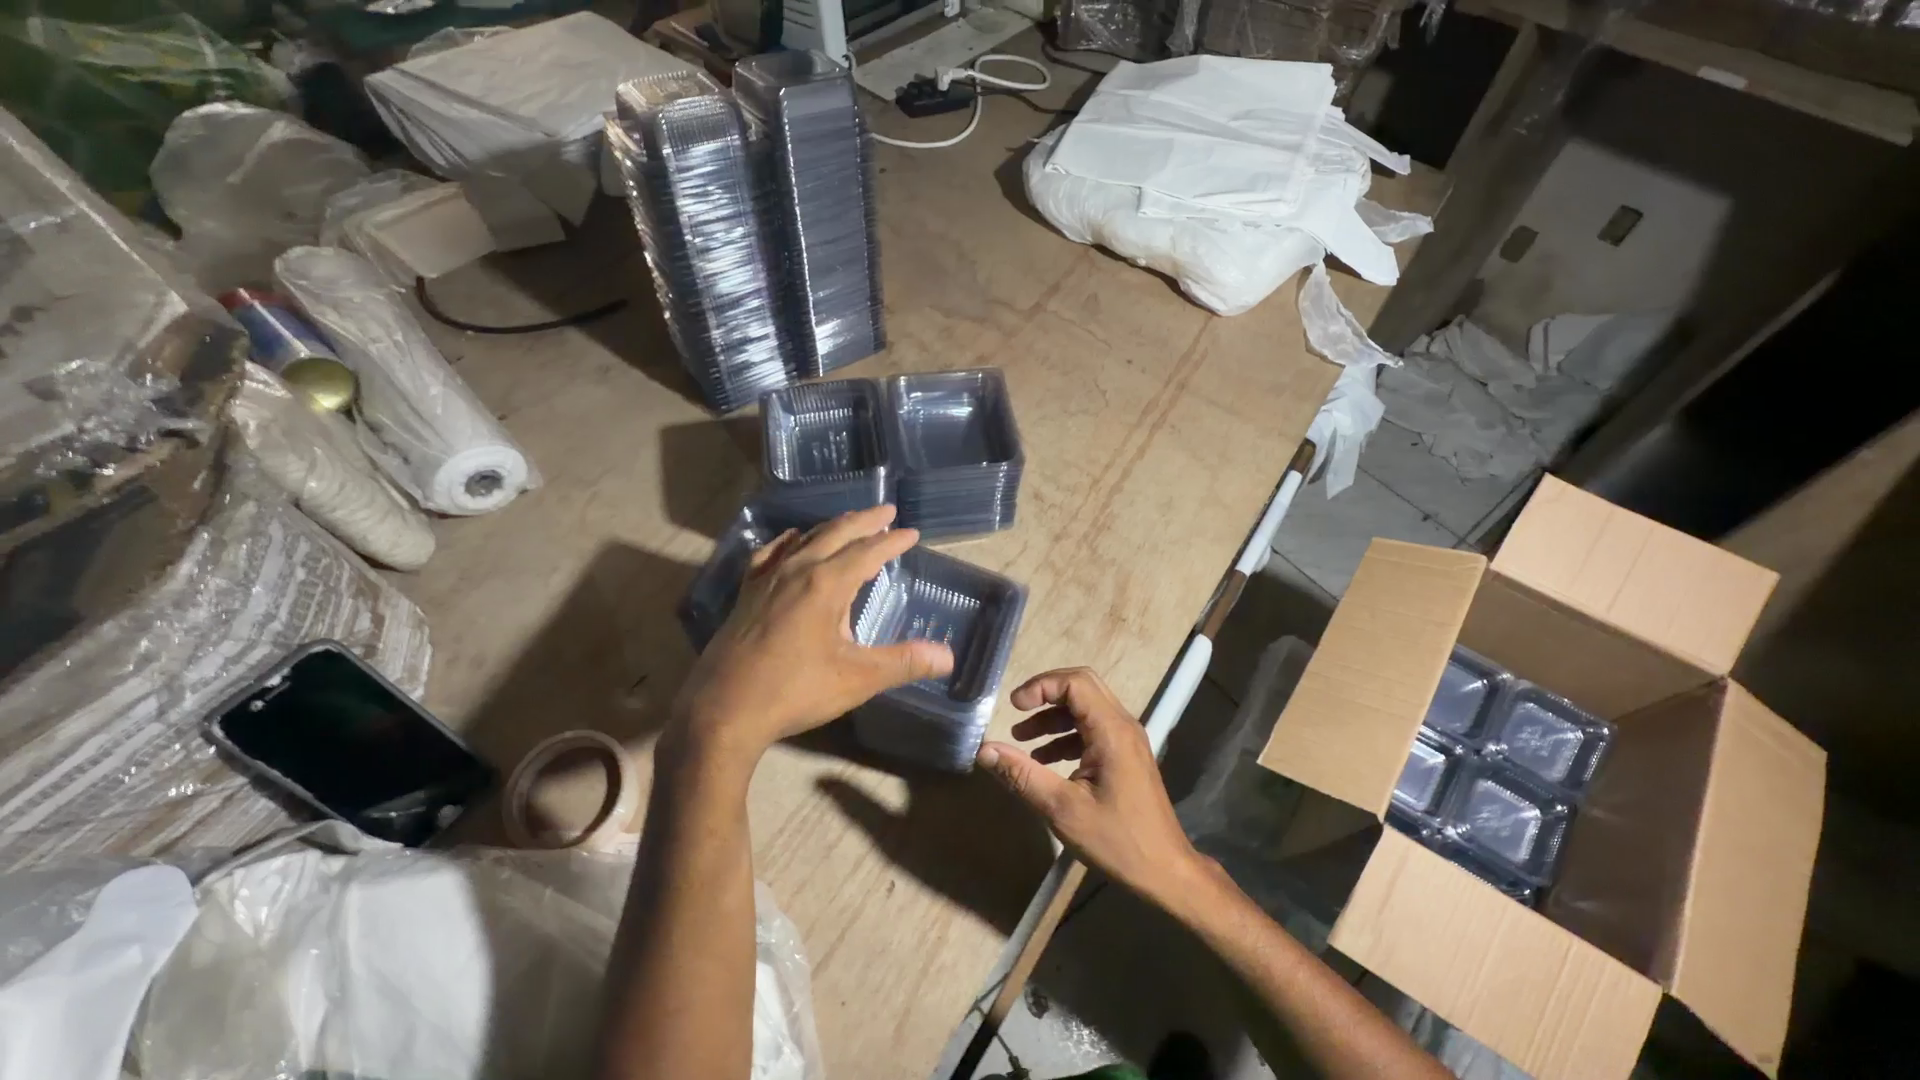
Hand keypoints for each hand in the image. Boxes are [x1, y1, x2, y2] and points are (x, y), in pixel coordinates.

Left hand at [671, 505, 953, 765]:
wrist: (723, 709)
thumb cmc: (794, 691)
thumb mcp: (857, 679)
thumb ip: (903, 662)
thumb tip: (948, 657)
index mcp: (825, 584)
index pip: (867, 552)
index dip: (892, 541)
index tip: (912, 533)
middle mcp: (796, 570)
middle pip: (835, 534)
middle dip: (864, 521)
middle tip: (886, 511)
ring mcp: (766, 580)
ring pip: (804, 540)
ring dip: (831, 528)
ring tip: (849, 524)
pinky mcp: (746, 594)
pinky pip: (771, 554)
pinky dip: (789, 542)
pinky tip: (792, 542)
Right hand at [976, 668, 1207, 906]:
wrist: (1164, 871)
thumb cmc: (1116, 839)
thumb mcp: (1061, 808)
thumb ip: (1021, 775)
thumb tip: (984, 750)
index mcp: (1111, 731)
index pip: (1075, 683)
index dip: (1040, 686)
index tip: (1013, 706)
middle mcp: (1123, 726)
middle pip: (1082, 687)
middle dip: (1045, 695)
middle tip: (1016, 712)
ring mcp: (1127, 741)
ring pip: (1086, 709)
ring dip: (1053, 718)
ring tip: (1022, 740)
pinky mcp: (1126, 757)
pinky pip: (1092, 731)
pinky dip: (1065, 737)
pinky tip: (1044, 762)